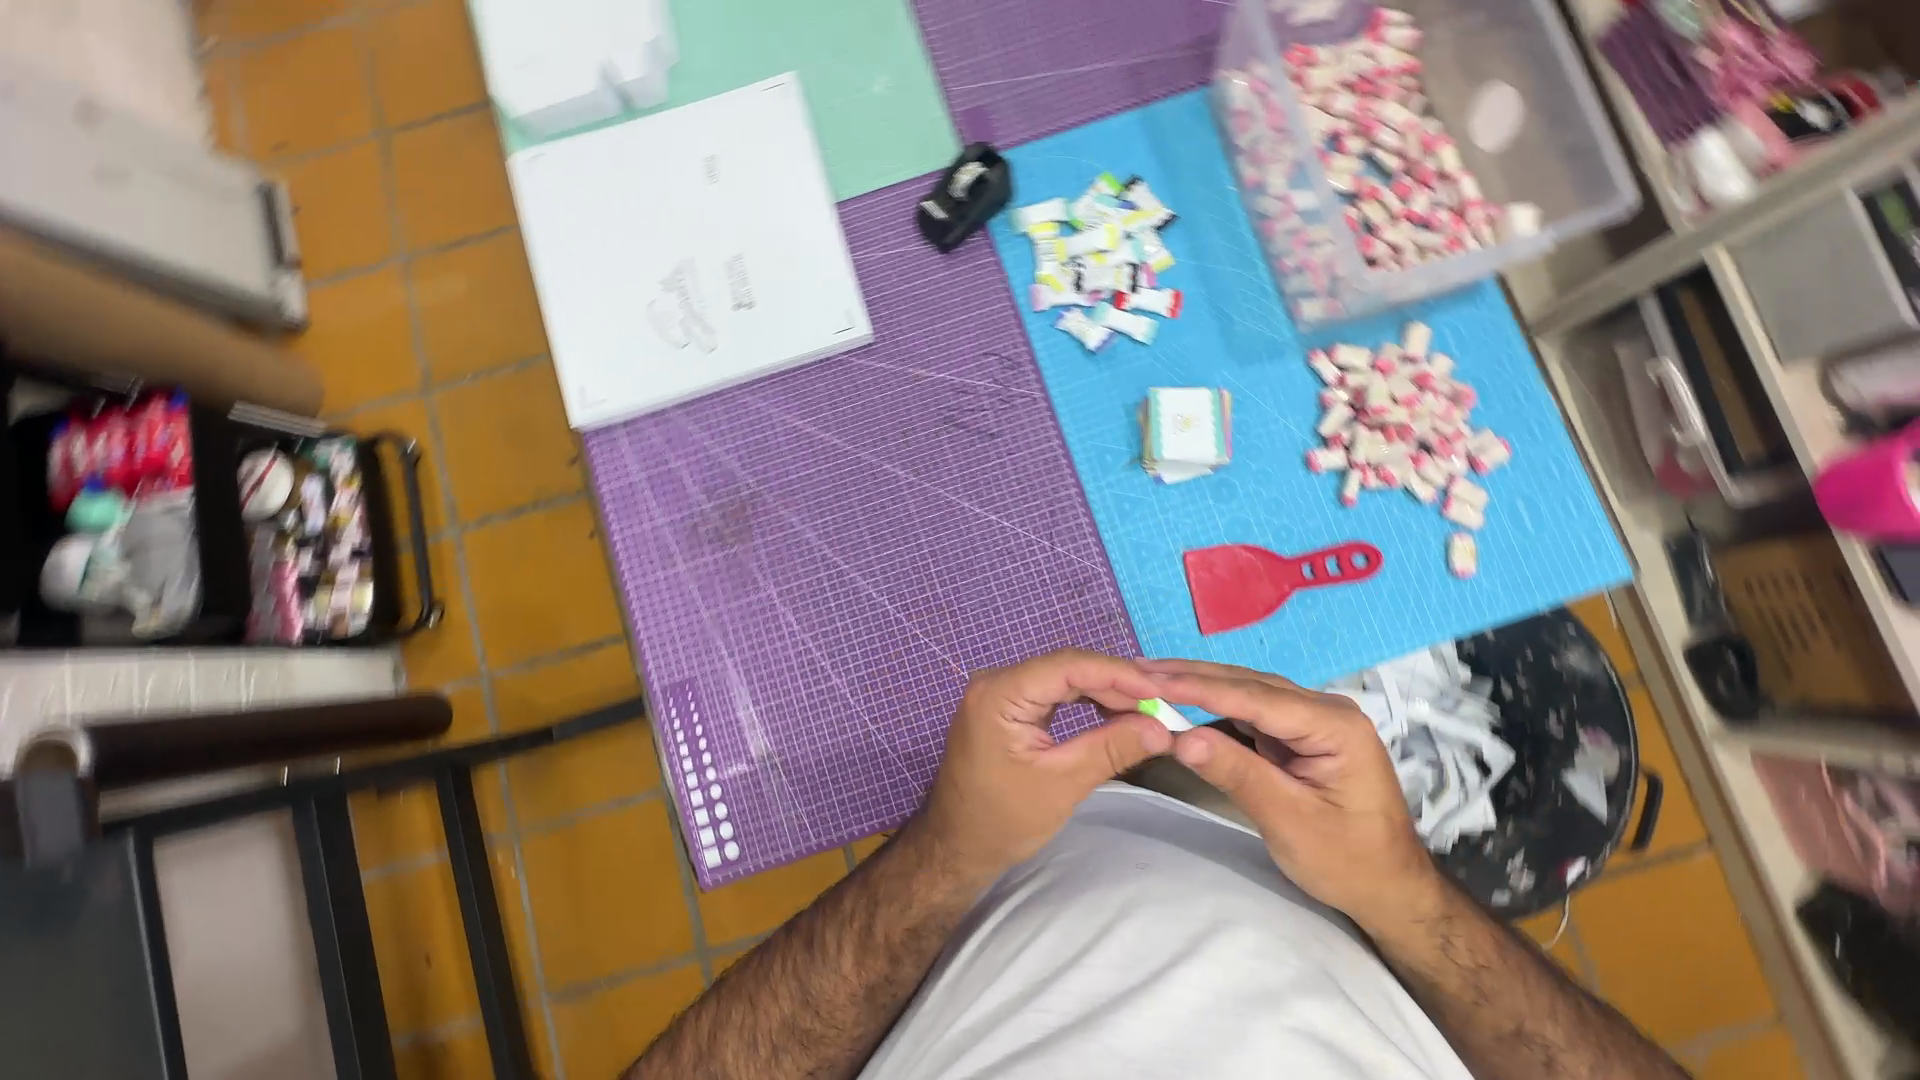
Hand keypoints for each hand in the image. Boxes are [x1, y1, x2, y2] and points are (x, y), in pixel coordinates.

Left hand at [913, 649, 1172, 885]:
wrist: (957, 846)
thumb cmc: (1002, 820)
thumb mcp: (1062, 784)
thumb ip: (1110, 748)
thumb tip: (1162, 728)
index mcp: (999, 693)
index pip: (1068, 666)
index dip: (1118, 674)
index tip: (1159, 692)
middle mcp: (997, 681)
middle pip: (1067, 668)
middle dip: (1116, 684)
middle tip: (1161, 705)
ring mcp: (1001, 692)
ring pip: (1064, 679)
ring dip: (1104, 692)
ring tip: (1145, 711)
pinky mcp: (1009, 707)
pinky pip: (1054, 693)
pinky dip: (1086, 702)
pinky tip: (1115, 714)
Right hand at [1145, 659, 1445, 932]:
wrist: (1388, 889)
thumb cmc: (1348, 861)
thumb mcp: (1290, 821)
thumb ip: (1237, 774)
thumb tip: (1181, 738)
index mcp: (1333, 725)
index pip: (1254, 697)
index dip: (1199, 687)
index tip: (1150, 680)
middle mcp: (1323, 710)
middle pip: (1247, 685)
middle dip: (1190, 677)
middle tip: (1135, 670)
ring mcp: (1310, 720)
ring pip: (1245, 693)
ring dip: (1197, 686)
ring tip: (1148, 679)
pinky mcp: (1296, 734)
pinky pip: (1248, 712)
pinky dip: (1211, 706)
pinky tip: (1180, 700)